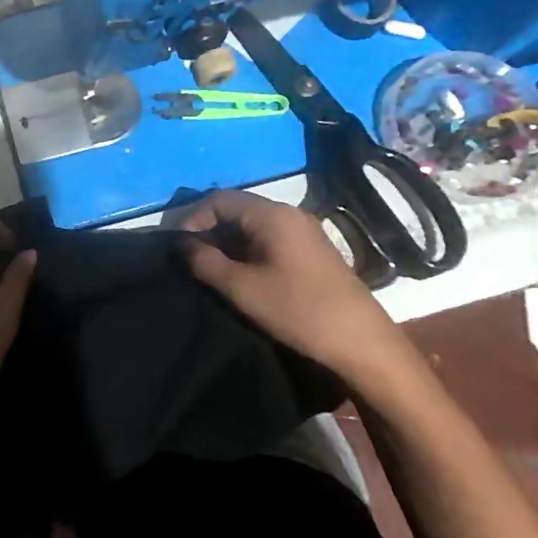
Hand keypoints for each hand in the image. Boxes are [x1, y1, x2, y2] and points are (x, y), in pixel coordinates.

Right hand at [178, 190, 411, 383]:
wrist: (358, 338)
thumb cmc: (297, 309)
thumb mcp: (242, 288)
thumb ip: (206, 262)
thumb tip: (181, 244)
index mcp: (272, 214)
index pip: (220, 199)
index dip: (193, 219)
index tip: (178, 248)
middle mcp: (290, 213)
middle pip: (238, 209)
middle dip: (210, 230)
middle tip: (191, 261)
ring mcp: (304, 230)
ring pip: (254, 225)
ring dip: (229, 242)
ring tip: (212, 271)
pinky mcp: (312, 249)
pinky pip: (271, 238)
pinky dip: (249, 249)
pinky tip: (242, 276)